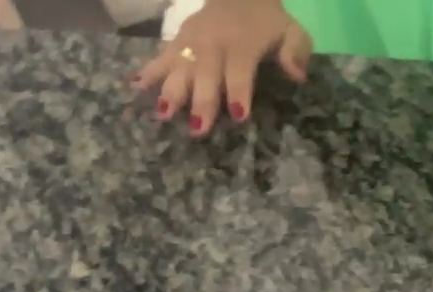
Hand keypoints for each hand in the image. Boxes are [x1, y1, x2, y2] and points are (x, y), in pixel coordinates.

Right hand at [133, 0, 311, 135]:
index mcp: (243, 43)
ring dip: (171, 89)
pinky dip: (150, 69)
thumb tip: (296, 73)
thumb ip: (296, 51)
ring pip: (180, 65)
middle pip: (206, 73)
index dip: (239, 91)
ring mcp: (193, 39)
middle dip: (201, 101)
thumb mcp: (292, 32)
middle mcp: (214, 41)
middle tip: (196, 129)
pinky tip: (136, 84)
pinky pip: (163, 53)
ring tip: (162, 113)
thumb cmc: (269, 21)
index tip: (238, 115)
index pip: (240, 70)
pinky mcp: (179, 37)